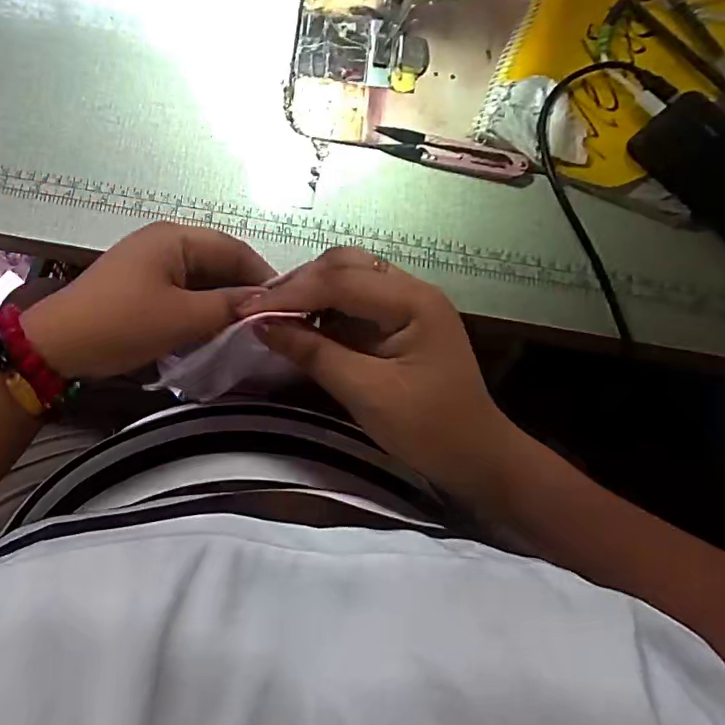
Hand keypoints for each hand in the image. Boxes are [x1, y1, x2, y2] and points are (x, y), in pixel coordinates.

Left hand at [22, 222, 275, 378]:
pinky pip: (181, 290)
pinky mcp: (140, 285)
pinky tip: (212, 330)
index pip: (234, 248)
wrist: (57, 344)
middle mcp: (164, 242)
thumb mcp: (182, 318)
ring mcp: (149, 263)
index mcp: (175, 237)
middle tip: (268, 321)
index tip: (286, 305)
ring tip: (245, 329)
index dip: (263, 276)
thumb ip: (228, 306)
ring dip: (222, 301)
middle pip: (218, 261)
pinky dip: (199, 307)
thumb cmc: (121, 324)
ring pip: (200, 278)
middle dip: (243, 290)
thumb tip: (265, 303)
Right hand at [240, 247, 519, 493]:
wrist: (478, 459)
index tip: (247, 311)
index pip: (340, 280)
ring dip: (309, 292)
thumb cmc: (429, 429)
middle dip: (299, 284)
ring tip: (272, 314)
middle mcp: (411, 290)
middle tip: (258, 310)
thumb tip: (262, 326)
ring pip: (347, 277)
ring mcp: (406, 304)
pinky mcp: (398, 322)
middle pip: (344, 265)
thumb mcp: (367, 393)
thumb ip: (315, 354)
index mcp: (413, 301)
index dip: (290, 293)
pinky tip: (299, 323)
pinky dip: (322, 308)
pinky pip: (353, 301)